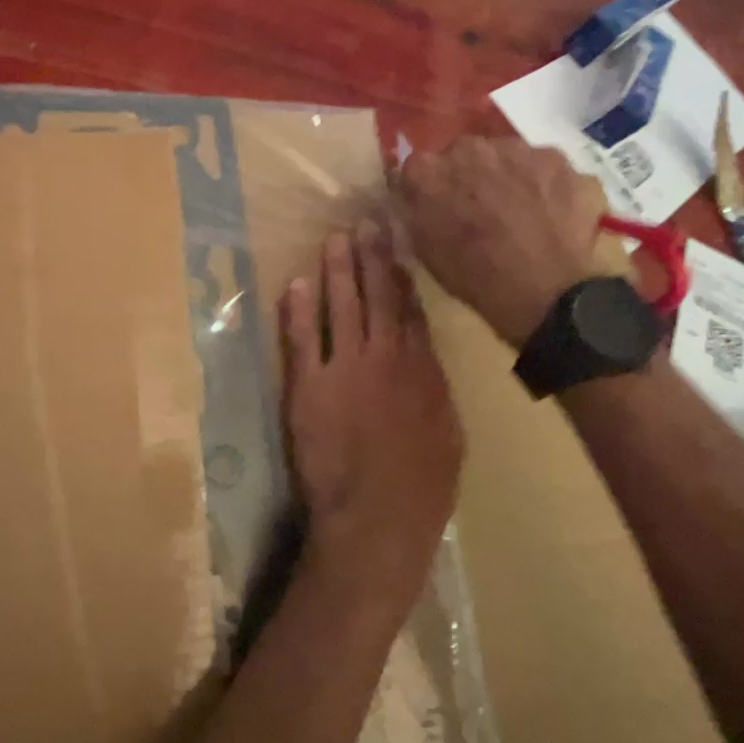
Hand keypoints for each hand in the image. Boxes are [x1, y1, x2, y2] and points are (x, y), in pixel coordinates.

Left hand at [281, 222, 461, 610]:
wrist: (377, 518)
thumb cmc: (420, 489)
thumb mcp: (448, 437)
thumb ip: (435, 392)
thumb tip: (425, 363)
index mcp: (423, 372)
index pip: (411, 314)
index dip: (402, 281)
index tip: (396, 253)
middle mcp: (386, 359)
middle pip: (378, 298)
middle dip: (372, 258)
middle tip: (365, 224)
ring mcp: (346, 369)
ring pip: (342, 306)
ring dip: (337, 270)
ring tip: (333, 239)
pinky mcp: (309, 386)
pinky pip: (302, 338)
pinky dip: (298, 309)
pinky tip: (294, 284)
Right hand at [396, 136, 614, 346]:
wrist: (545, 291)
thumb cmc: (475, 276)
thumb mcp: (425, 250)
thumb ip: (414, 212)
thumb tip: (414, 197)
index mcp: (428, 171)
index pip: (418, 168)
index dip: (428, 188)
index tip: (436, 207)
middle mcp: (470, 147)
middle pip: (465, 154)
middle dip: (469, 176)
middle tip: (479, 209)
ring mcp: (519, 149)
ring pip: (507, 156)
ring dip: (508, 176)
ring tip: (519, 211)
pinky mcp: (560, 160)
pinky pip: (544, 168)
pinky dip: (545, 185)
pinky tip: (550, 213)